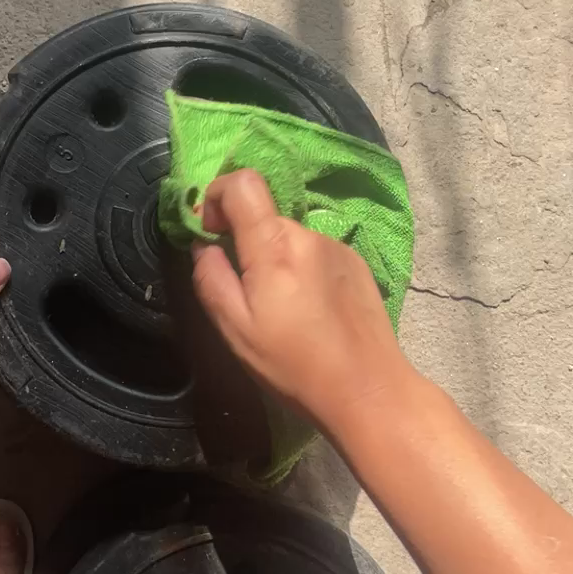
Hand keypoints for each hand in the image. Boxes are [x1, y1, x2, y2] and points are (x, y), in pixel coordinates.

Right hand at [189, 169, 416, 431]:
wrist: (368, 390)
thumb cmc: (294, 365)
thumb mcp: (235, 329)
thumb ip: (211, 278)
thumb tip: (204, 246)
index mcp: (274, 247)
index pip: (242, 183)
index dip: (217, 196)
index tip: (211, 233)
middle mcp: (307, 235)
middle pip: (263, 216)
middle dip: (244, 241)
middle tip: (245, 291)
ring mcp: (336, 246)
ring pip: (288, 236)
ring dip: (273, 258)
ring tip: (282, 308)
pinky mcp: (355, 261)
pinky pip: (313, 251)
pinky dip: (300, 268)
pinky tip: (310, 309)